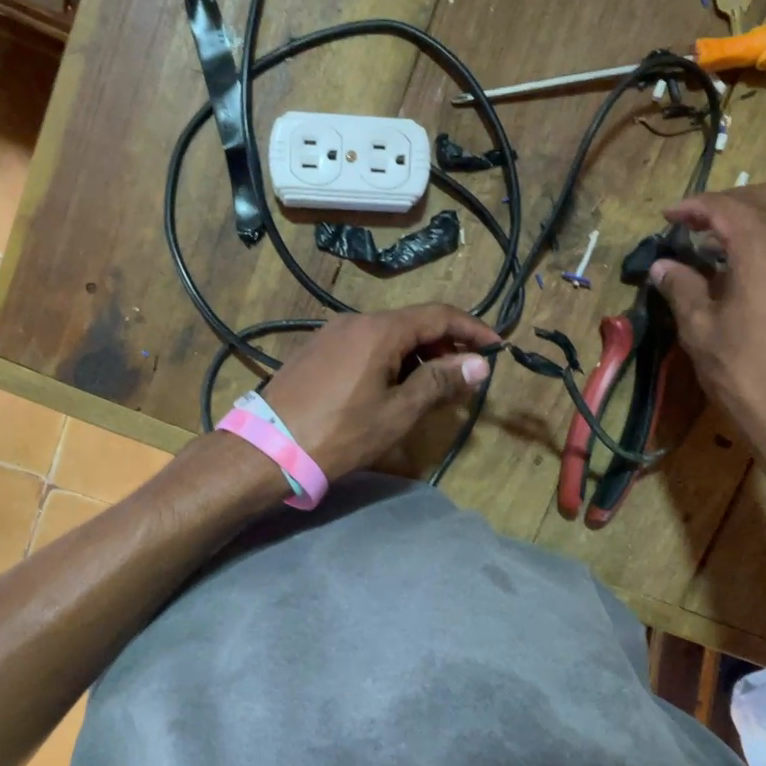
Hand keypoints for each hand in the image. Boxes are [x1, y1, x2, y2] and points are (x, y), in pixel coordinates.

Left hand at [262, 304, 499, 477]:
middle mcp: (354, 321)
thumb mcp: (397, 413)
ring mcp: (330, 334)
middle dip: (445, 345)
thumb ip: (439, 383)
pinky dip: (389, 359)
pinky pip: (364, 346)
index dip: (472, 329)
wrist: (268, 450)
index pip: (438, 315)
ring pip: (387, 335)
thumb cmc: (339, 434)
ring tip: (432, 387)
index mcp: (379, 329)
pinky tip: (392, 387)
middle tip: (465, 377)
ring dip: (416, 355)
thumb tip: (479, 363)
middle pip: (412, 323)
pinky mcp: (315, 352)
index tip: (497, 347)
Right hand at [648, 184, 765, 470]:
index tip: (667, 216)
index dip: (695, 206)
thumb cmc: (744, 375)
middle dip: (730, 201)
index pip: (729, 209)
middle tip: (696, 221)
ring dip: (753, 218)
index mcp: (765, 255)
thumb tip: (664, 266)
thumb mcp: (701, 332)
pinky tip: (744, 271)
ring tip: (716, 246)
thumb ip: (682, 289)